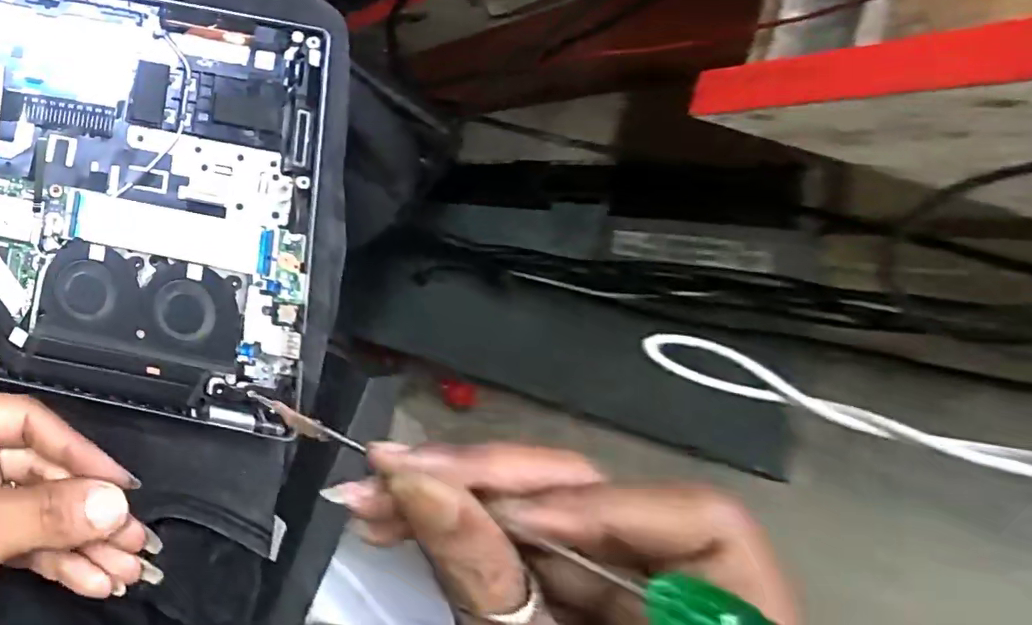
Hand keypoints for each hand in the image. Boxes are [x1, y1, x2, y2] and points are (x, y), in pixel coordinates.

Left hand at [0, 394, 158, 624]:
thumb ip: (46, 513)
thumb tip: (111, 502)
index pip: (32, 422)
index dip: (78, 452)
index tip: (118, 484)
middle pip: (43, 470)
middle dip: (88, 508)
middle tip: (134, 536)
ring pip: (42, 510)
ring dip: (84, 539)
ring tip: (126, 566)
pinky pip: (30, 539)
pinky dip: (62, 559)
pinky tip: (94, 578)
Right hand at [325, 443, 798, 623]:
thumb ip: (484, 579)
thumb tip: (413, 476)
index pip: (700, 527)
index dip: (600, 507)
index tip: (500, 511)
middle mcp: (682, 600)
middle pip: (590, 495)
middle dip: (476, 479)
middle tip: (389, 471)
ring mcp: (619, 590)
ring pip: (531, 503)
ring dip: (442, 490)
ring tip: (370, 495)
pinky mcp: (566, 587)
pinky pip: (508, 533)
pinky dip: (448, 518)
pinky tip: (390, 516)